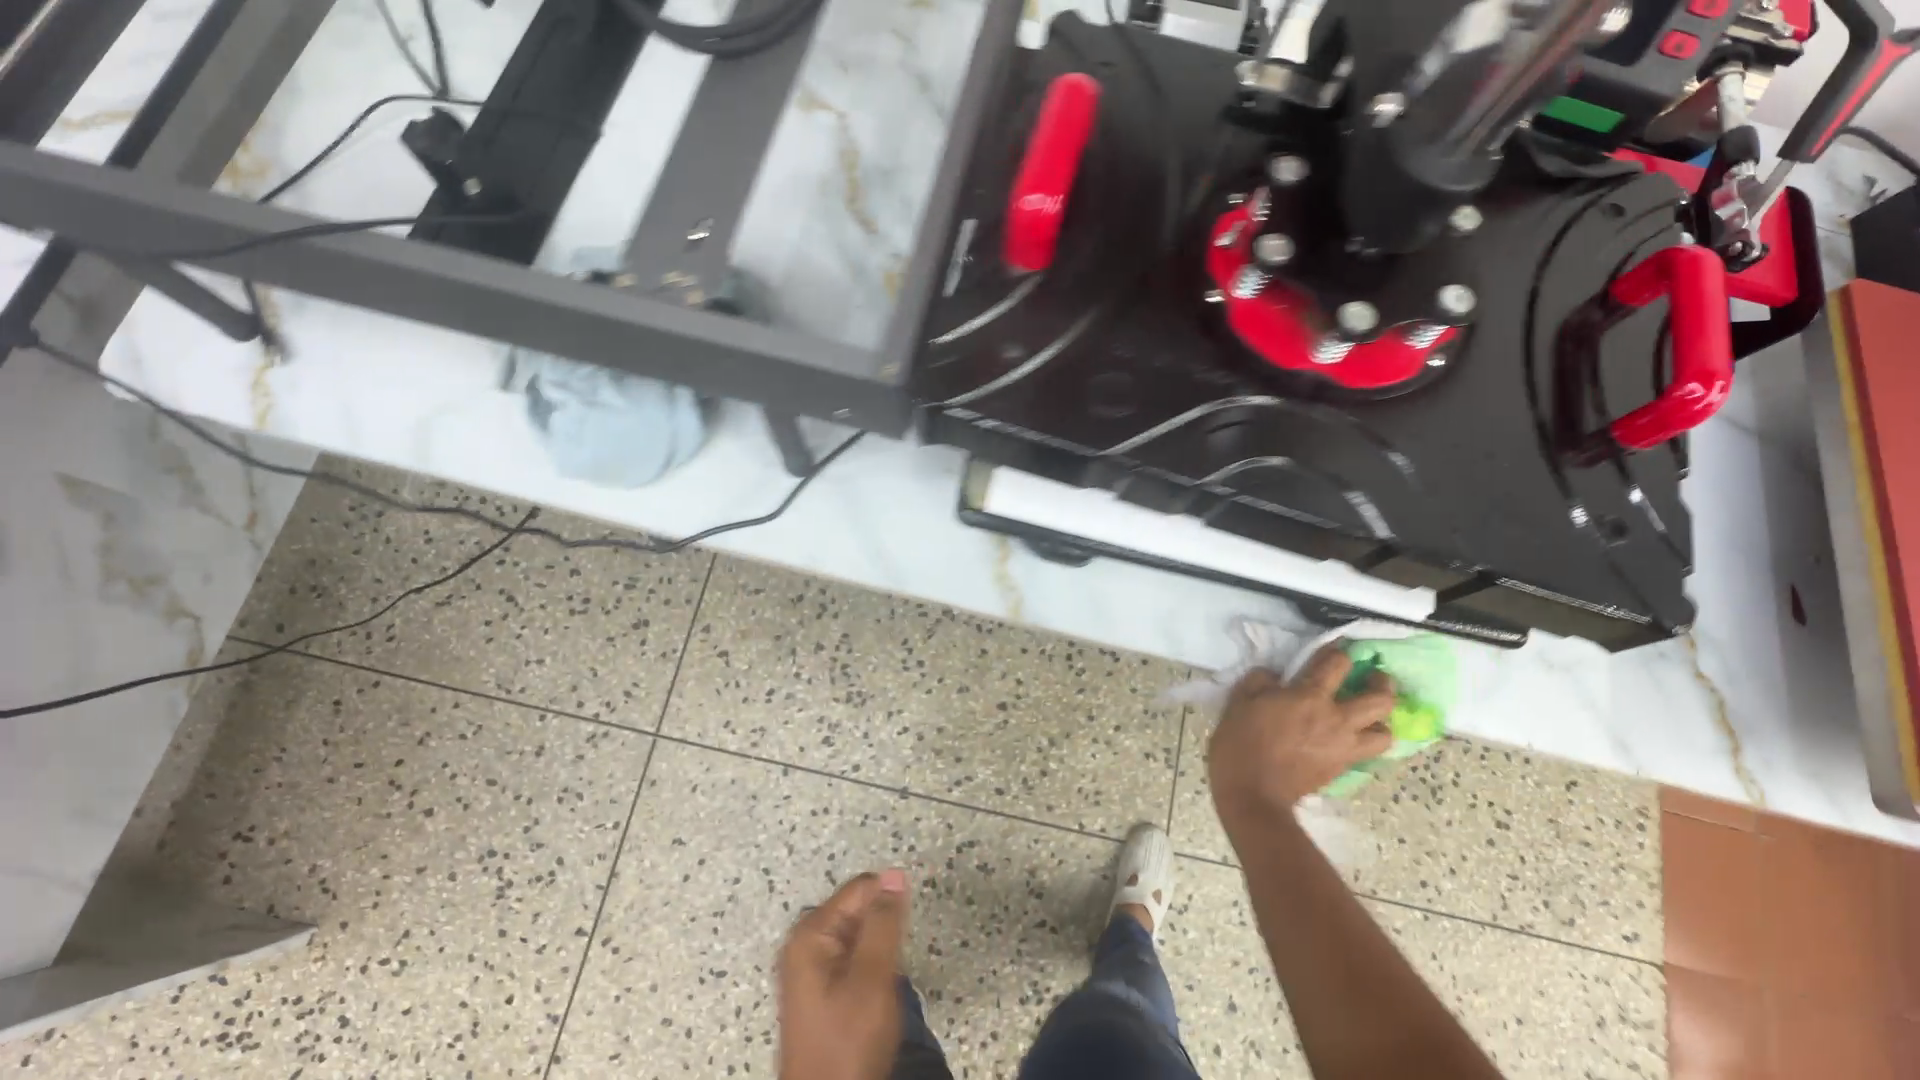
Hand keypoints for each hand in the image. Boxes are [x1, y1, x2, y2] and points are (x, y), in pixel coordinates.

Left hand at [777, 869, 910, 1079]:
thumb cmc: (847, 1041)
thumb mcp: (872, 979)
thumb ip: (884, 924)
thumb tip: (895, 874)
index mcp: (811, 933)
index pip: (861, 889)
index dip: (890, 907)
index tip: (902, 940)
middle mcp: (806, 942)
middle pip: (860, 912)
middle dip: (884, 934)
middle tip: (888, 972)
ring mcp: (811, 967)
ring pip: (861, 939)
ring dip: (879, 956)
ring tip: (881, 989)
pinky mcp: (821, 988)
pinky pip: (854, 962)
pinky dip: (871, 974)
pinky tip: (874, 1000)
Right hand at [1207, 645, 1394, 831]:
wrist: (1252, 795)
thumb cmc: (1240, 745)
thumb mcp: (1239, 703)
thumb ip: (1260, 681)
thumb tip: (1275, 677)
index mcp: (1309, 697)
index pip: (1337, 663)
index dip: (1337, 651)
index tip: (1333, 650)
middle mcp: (1336, 719)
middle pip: (1381, 698)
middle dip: (1382, 683)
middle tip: (1370, 680)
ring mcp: (1344, 747)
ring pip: (1386, 732)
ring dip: (1380, 720)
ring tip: (1367, 716)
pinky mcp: (1342, 768)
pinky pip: (1367, 752)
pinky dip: (1364, 742)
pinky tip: (1348, 739)